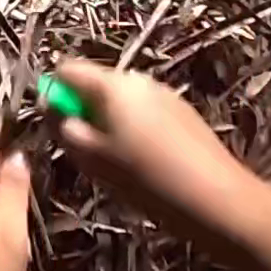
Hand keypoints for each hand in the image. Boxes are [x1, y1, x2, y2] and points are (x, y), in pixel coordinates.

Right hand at [52, 58, 259, 224]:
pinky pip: (142, 110)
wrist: (219, 201)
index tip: (60, 126)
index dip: (55, 94)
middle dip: (83, 110)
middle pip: (93, 84)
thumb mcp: (91, 157)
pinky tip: (146, 161)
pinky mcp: (181, 110)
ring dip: (108, 121)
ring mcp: (162, 92)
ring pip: (118, 100)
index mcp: (111, 85)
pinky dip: (133, 128)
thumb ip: (63, 126)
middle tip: (89, 150)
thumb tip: (50, 105)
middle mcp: (136, 79)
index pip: (66, 69)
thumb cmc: (146, 179)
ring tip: (119, 160)